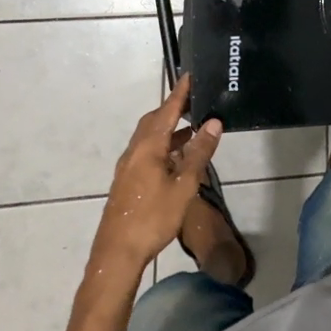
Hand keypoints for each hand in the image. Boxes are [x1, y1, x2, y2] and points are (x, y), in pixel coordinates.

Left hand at [90, 75, 221, 268]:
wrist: (117, 255)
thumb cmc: (153, 218)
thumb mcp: (184, 186)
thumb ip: (199, 153)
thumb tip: (213, 122)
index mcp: (148, 147)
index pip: (167, 111)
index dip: (180, 93)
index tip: (190, 75)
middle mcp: (134, 152)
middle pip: (153, 121)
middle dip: (173, 110)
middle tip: (195, 102)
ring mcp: (127, 168)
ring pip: (148, 138)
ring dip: (168, 130)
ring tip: (192, 129)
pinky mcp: (126, 182)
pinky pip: (145, 152)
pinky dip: (162, 146)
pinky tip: (175, 159)